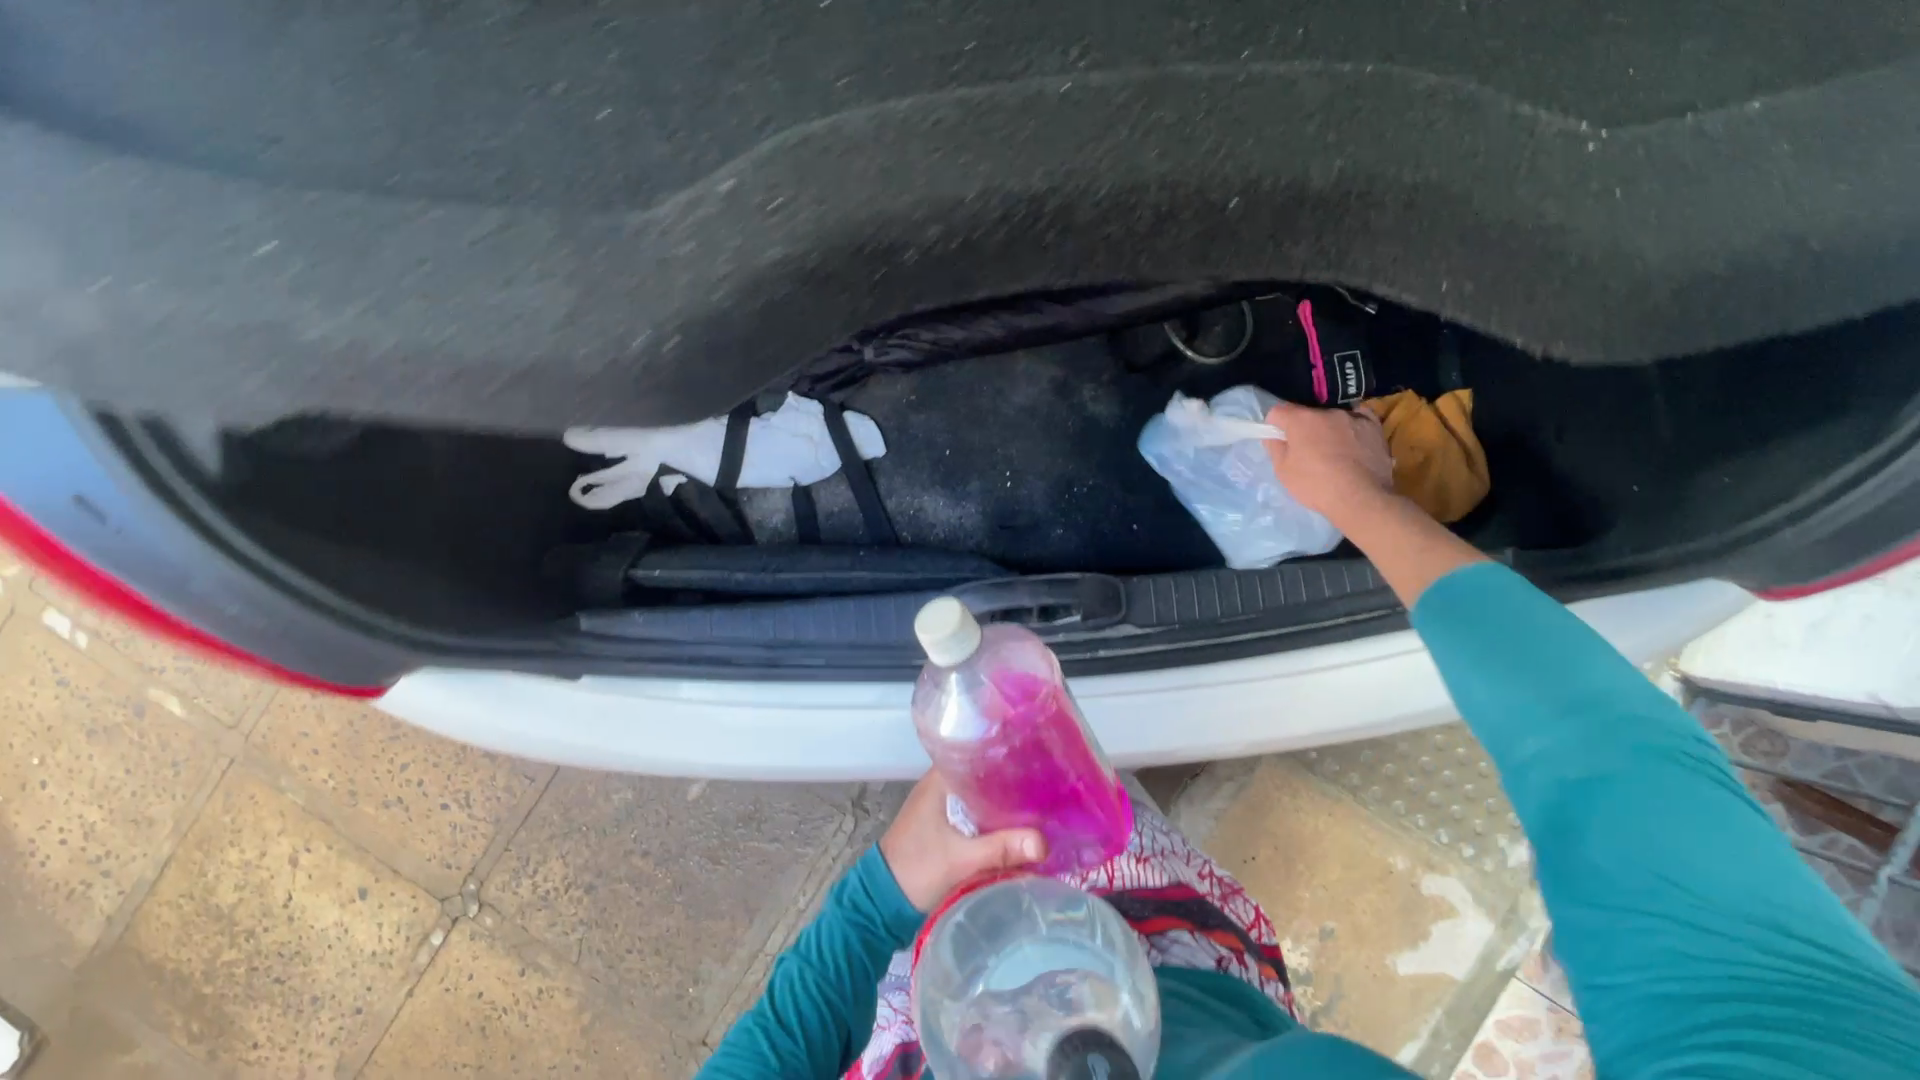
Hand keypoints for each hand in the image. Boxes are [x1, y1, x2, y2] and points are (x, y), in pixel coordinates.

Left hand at [879, 773, 1046, 910]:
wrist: (883, 901)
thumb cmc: (916, 868)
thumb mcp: (960, 859)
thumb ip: (1000, 848)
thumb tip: (1044, 842)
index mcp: (941, 779)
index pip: (982, 754)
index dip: (1012, 757)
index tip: (1042, 761)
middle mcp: (945, 785)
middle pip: (989, 777)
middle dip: (1018, 785)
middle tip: (1053, 787)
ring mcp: (947, 807)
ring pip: (988, 799)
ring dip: (1011, 806)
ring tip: (1047, 806)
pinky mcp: (951, 828)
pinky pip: (983, 817)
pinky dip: (1001, 822)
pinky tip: (1025, 829)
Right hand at [1264, 401, 1395, 523]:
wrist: (1361, 498)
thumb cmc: (1316, 485)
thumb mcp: (1283, 471)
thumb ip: (1275, 447)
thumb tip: (1274, 436)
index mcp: (1301, 419)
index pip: (1278, 411)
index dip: (1275, 426)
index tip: (1279, 442)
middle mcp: (1327, 411)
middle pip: (1307, 414)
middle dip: (1303, 428)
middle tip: (1306, 452)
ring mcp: (1353, 417)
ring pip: (1332, 417)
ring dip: (1328, 429)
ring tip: (1334, 452)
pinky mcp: (1374, 426)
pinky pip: (1357, 419)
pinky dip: (1352, 427)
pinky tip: (1353, 442)